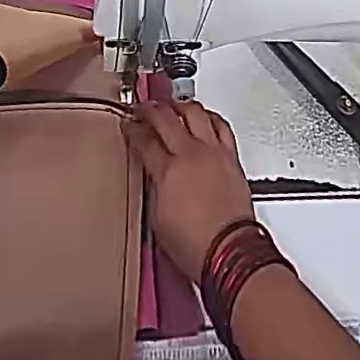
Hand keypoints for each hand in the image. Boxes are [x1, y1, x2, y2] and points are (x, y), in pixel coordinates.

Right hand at [123, 101, 253, 279]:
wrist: (229, 252)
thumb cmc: (196, 245)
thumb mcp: (158, 219)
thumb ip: (154, 188)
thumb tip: (153, 176)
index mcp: (168, 171)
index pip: (144, 140)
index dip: (132, 129)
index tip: (128, 126)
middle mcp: (191, 155)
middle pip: (165, 118)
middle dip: (149, 110)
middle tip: (142, 109)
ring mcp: (213, 153)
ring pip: (195, 113)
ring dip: (179, 106)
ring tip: (172, 107)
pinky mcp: (231, 157)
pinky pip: (221, 126)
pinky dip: (210, 117)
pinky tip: (205, 116)